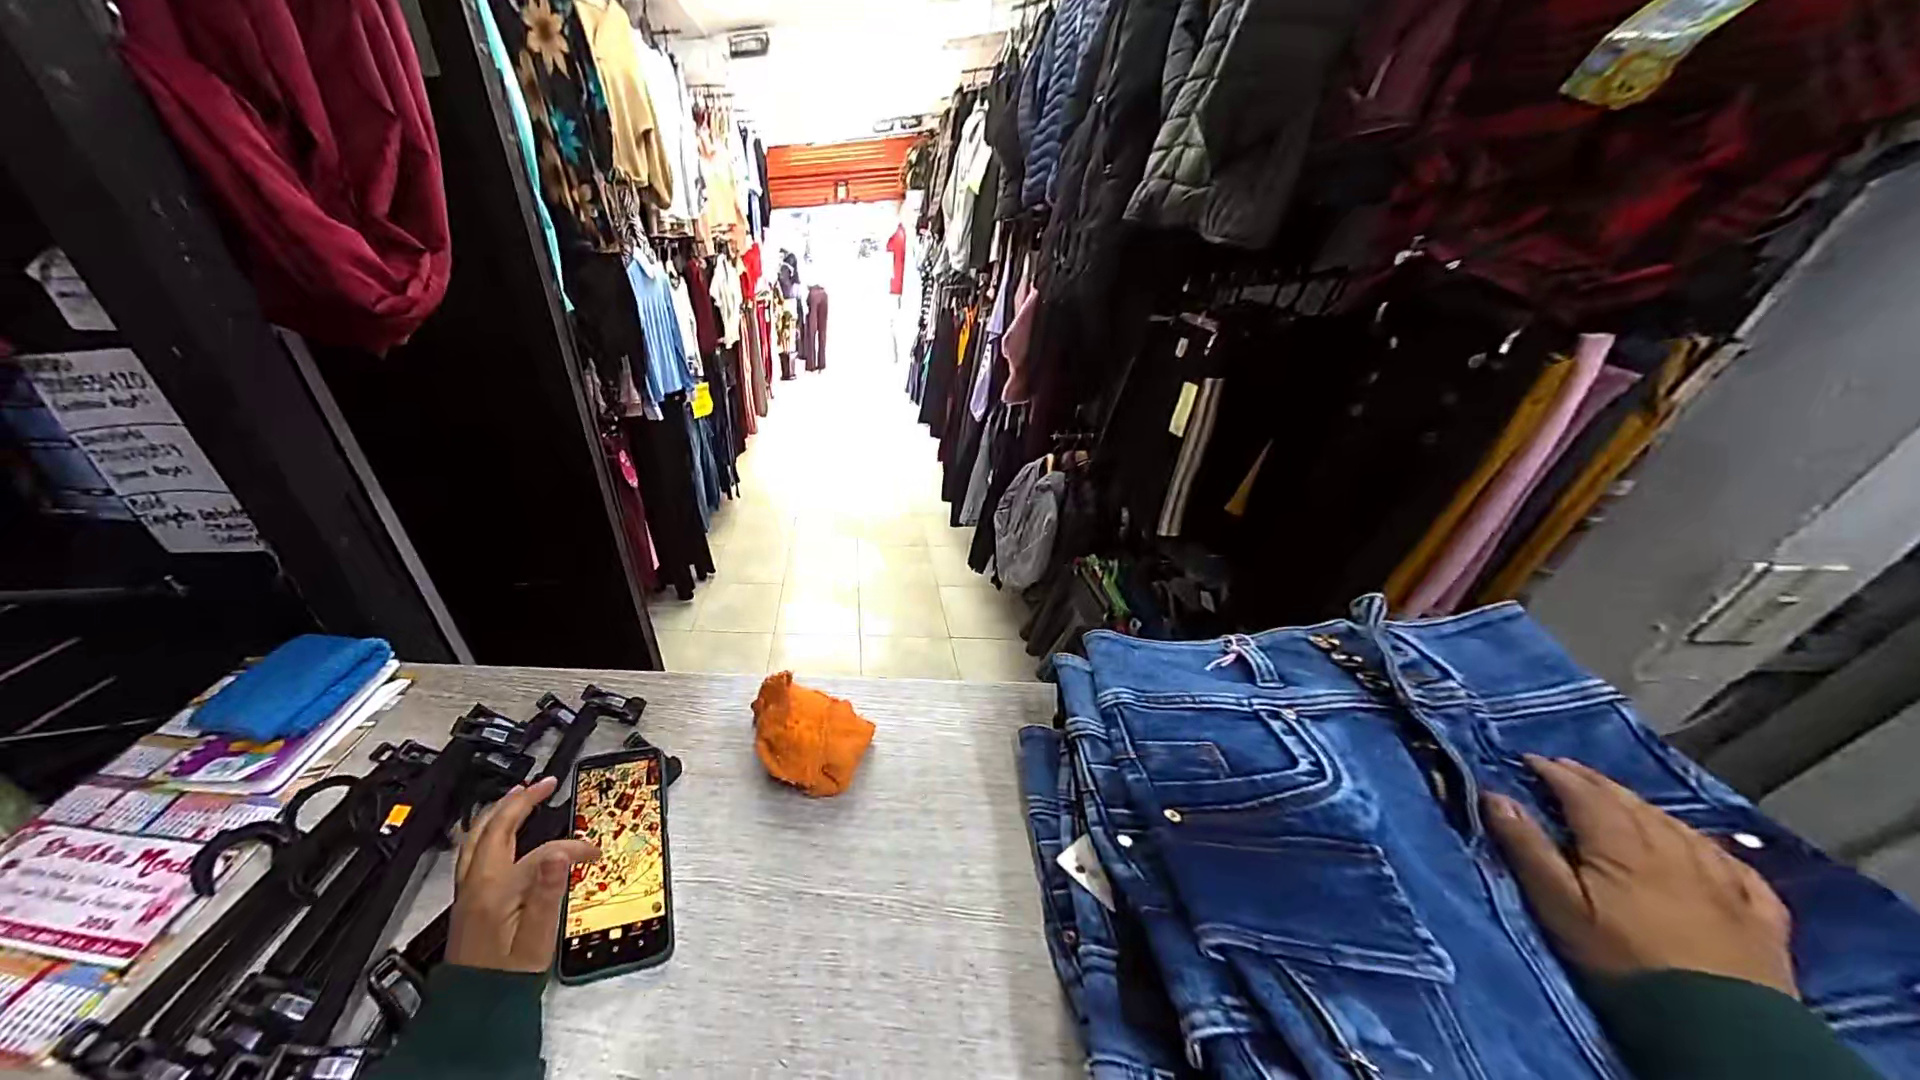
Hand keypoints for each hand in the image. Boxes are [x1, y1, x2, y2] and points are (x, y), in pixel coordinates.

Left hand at [446, 776, 600, 973]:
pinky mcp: (467, 900)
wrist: (474, 1010)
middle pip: (495, 828)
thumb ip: (549, 893)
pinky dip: (487, 828)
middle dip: (522, 801)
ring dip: (499, 810)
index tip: (594, 854)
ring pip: (477, 837)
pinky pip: (472, 850)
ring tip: (520, 793)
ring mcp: (468, 891)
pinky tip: (496, 828)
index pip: (544, 851)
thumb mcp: (537, 938)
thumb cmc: (508, 978)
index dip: (573, 847)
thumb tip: (562, 853)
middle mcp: (477, 885)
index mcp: (497, 890)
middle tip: (547, 784)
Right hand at [1483, 755, 1796, 997]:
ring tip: (1619, 799)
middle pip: (1629, 802)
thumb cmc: (1620, 957)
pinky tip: (1703, 846)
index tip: (1528, 760)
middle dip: (1593, 781)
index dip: (1553, 772)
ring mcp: (1723, 880)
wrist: (1720, 1028)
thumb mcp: (1557, 903)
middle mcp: (1673, 849)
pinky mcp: (1760, 914)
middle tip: (1565, 769)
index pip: (1582, 793)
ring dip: (1642, 806)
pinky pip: (1734, 864)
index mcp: (1621, 843)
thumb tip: (1495, 796)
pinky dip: (1707, 845)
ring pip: (1677, 826)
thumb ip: (1526, 846)